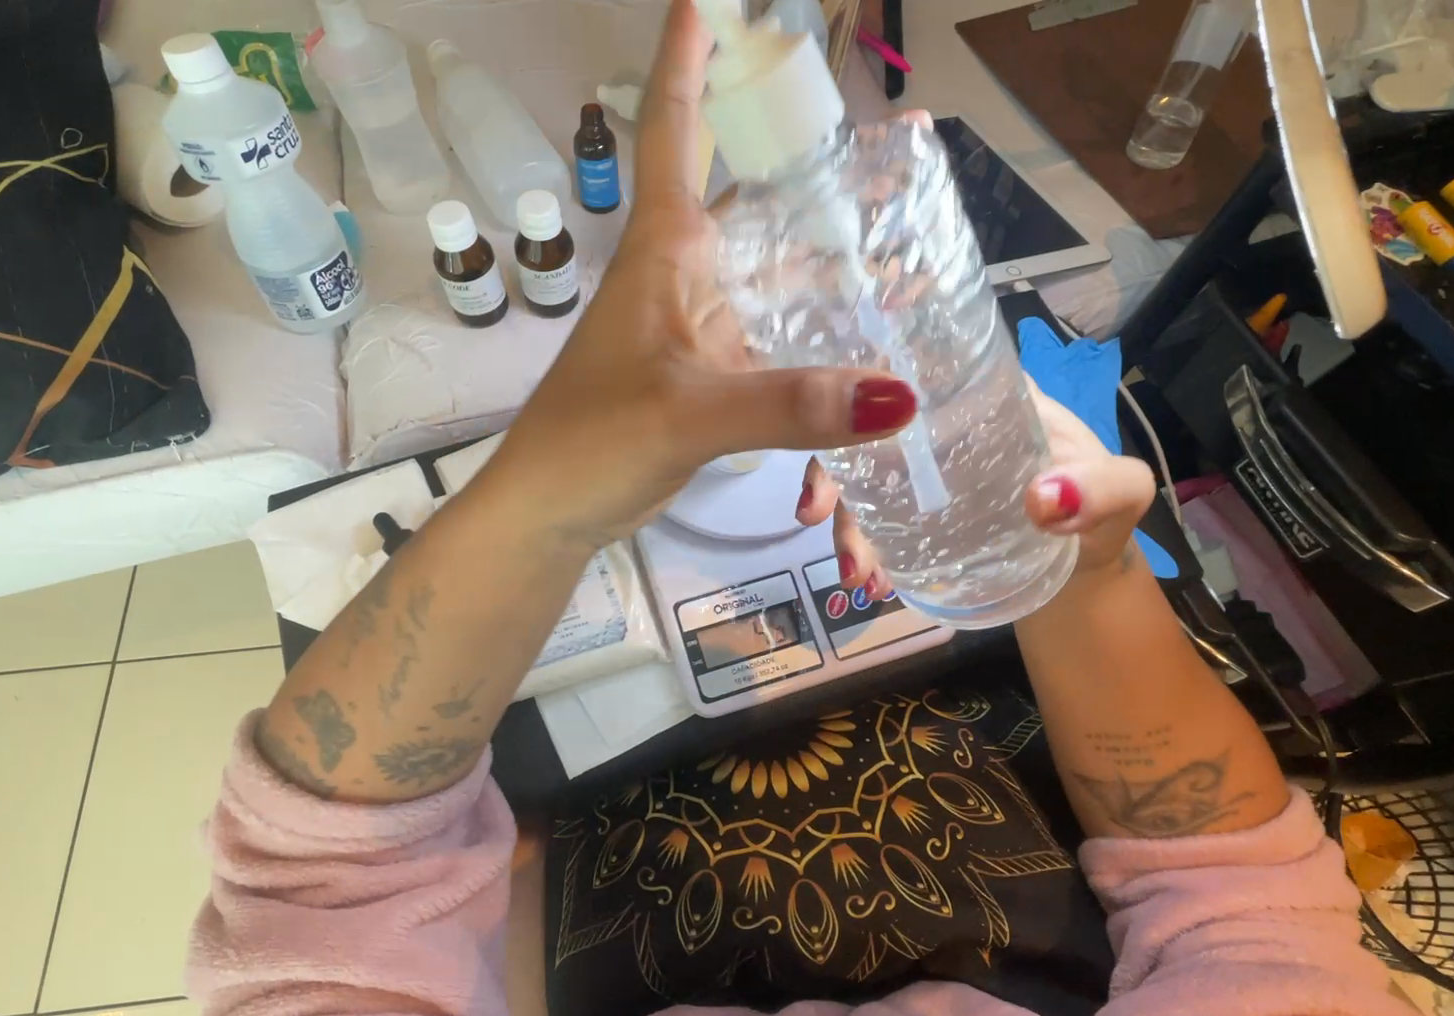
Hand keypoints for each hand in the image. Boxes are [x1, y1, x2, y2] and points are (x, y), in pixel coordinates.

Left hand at [486, 0, 917, 550]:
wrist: (549, 514)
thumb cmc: (592, 443)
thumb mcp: (689, 414)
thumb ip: (790, 404)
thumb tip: (901, 397)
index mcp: (664, 255)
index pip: (674, 133)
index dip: (688, 62)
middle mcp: (683, 282)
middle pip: (752, 208)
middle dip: (809, 183)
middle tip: (887, 167)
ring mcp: (698, 335)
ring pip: (772, 290)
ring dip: (827, 281)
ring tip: (903, 268)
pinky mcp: (708, 386)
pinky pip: (774, 359)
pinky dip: (812, 371)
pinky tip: (853, 391)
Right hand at [798, 382, 1156, 594]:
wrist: (1076, 572)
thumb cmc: (1098, 513)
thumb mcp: (1121, 494)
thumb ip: (1102, 490)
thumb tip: (1042, 499)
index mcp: (987, 394)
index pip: (917, 361)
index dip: (863, 371)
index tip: (832, 408)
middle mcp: (941, 424)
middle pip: (866, 423)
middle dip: (833, 466)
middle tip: (819, 516)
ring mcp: (919, 470)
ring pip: (860, 477)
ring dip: (844, 522)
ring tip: (858, 573)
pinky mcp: (909, 511)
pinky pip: (869, 518)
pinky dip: (859, 547)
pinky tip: (866, 578)